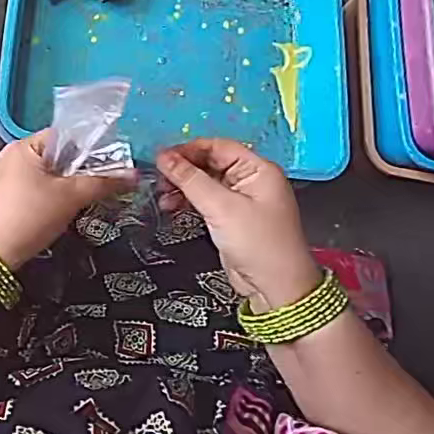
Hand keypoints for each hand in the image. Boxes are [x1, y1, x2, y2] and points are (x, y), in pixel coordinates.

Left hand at [0, 130, 136, 266]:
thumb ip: (104, 182)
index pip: (66, 135)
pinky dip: (59, 193)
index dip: (91, 146)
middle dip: (84, 168)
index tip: (114, 161)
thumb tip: (133, 175)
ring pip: (54, 172)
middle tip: (107, 180)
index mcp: (24, 145)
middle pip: (60, 154)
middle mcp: (15, 155)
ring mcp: (12, 176)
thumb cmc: (31, 217)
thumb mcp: (72, 196)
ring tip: (93, 193)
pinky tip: (72, 205)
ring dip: (73, 183)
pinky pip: (43, 186)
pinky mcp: (13, 195)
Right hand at [155, 138, 320, 311]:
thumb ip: (190, 179)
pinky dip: (187, 201)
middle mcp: (250, 180)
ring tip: (161, 195)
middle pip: (209, 163)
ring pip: (204, 182)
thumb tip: (164, 157)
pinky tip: (171, 206)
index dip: (188, 149)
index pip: (218, 146)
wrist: (275, 287)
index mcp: (257, 169)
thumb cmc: (259, 244)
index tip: (162, 157)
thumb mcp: (221, 207)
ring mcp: (240, 200)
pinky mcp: (230, 217)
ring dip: (181, 186)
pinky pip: (204, 200)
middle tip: (158, 177)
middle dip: (182, 169)